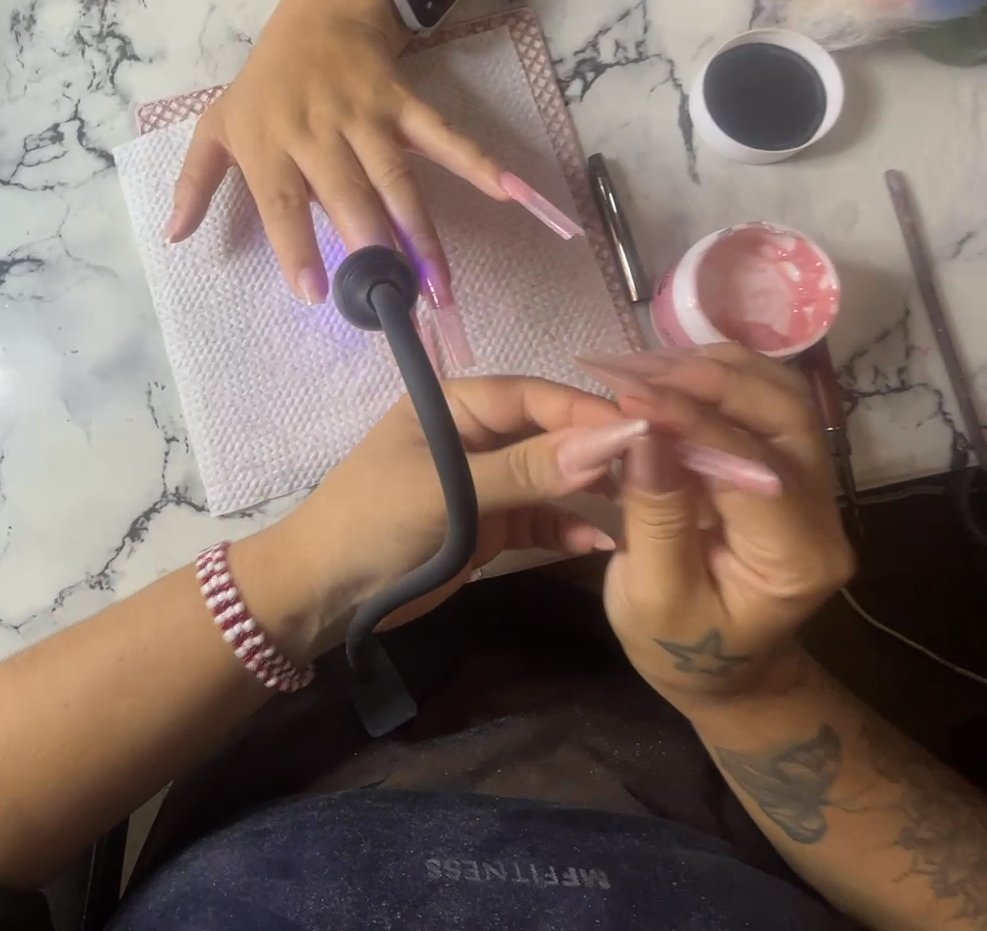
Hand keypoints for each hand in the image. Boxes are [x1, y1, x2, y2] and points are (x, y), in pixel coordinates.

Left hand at [165, 0, 511, 309]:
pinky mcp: (404, 105)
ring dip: (423, 233)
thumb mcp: (216, 126)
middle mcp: (317, 133)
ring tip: (439, 286)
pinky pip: (443, 137)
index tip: (316, 295)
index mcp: (269, 145)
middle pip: (349, 197)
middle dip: (372, 250)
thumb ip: (195, 183)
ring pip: (397, 180)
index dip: (297, 248)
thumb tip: (175, 235)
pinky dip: (477, 163)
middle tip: (392, 303)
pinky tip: (509, 193)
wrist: (320, 11)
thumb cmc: (265, 84)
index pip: (282, 203)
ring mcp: (366, 117)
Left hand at [246, 377, 646, 660]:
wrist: (327, 591)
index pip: (529, 395)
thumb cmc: (373, 523)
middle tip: (659, 471)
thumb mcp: (448, 491)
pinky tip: (599, 545)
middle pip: (547, 432)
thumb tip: (615, 440)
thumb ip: (528, 469)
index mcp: (450, 406)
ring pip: (550, 477)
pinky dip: (567, 530)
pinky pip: (539, 520)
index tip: (645, 430)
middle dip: (596, 450)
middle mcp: (471, 437)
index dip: (584, 410)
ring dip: (589, 491)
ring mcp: (482, 483)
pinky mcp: (488, 526)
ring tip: (642, 507)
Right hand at [583, 345, 854, 706]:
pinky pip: (757, 404)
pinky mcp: (780, 469)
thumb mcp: (652, 595)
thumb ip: (654, 516)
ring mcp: (808, 484)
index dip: (687, 419)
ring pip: (777, 394)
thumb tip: (641, 434)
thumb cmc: (678, 645)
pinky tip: (659, 375)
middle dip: (703, 378)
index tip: (622, 391)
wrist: (720, 668)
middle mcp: (820, 509)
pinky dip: (709, 377)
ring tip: (635, 364)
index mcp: (794, 555)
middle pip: (783, 411)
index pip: (750, 463)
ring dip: (707, 368)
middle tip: (625, 368)